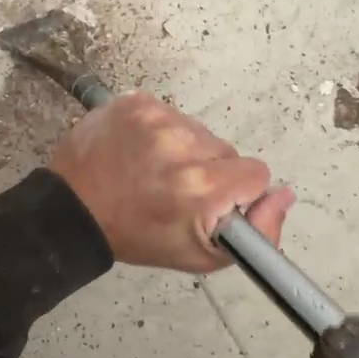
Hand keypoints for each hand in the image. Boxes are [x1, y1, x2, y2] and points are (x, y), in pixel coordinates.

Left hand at [48, 91, 293, 273]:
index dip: (237, 190)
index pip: (255, 173)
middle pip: (225, 149)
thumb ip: (257, 232)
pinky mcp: (135, 103)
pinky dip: (159, 130)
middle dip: (209, 168)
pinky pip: (169, 113)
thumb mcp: (200, 254)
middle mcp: (181, 146)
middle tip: (174, 187)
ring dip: (183, 148)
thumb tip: (284, 196)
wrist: (74, 208)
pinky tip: (139, 150)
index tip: (211, 200)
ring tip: (152, 169)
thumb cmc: (135, 234)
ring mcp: (155, 119)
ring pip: (197, 130)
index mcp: (201, 187)